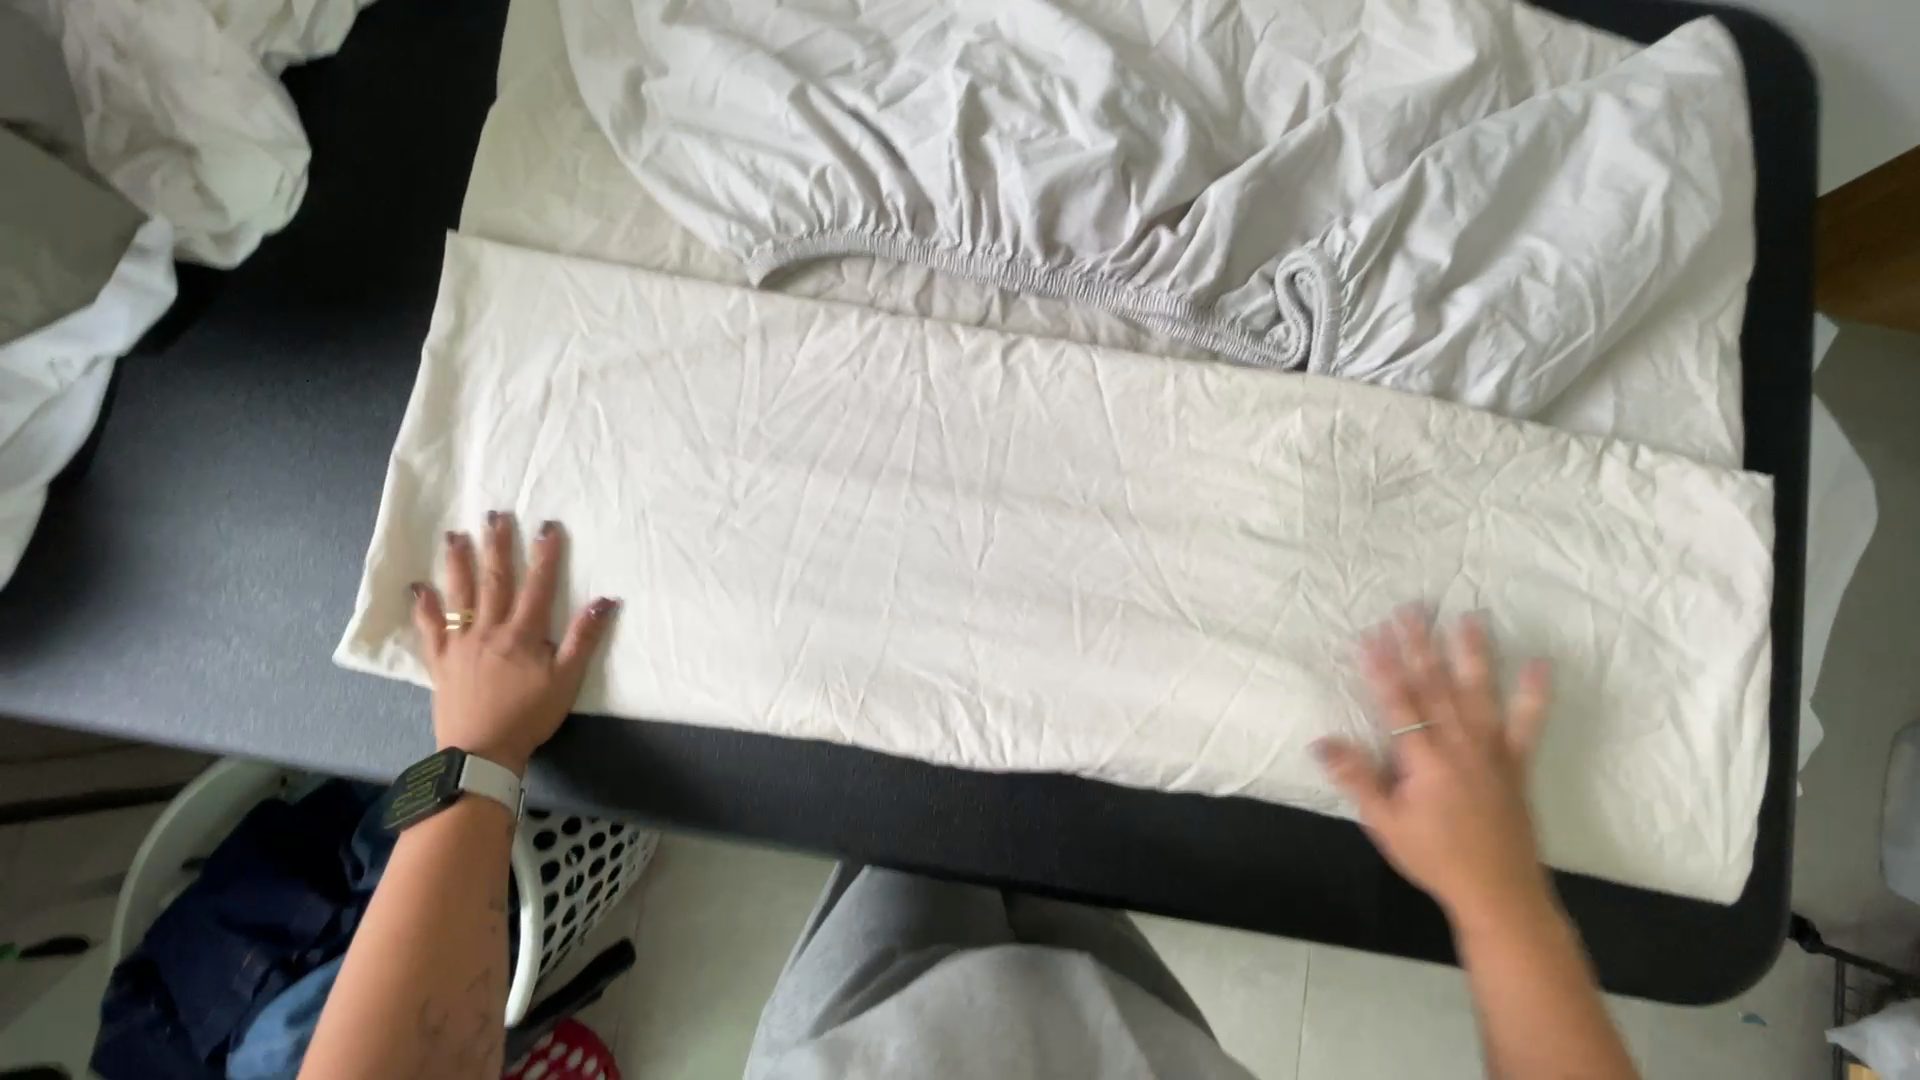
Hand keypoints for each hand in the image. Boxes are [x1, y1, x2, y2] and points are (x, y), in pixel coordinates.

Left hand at [408, 513, 617, 774]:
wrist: (481, 751)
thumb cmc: (530, 715)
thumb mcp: (568, 679)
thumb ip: (584, 638)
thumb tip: (605, 601)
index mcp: (524, 633)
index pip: (538, 585)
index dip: (545, 555)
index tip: (548, 526)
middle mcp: (490, 630)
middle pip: (495, 580)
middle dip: (498, 546)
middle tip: (494, 515)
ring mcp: (461, 644)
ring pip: (460, 595)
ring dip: (458, 563)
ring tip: (455, 536)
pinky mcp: (440, 661)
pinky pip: (430, 628)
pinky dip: (424, 607)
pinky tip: (419, 588)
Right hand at [1315, 609, 1554, 926]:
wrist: (1500, 894)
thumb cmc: (1434, 856)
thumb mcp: (1383, 822)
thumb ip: (1356, 779)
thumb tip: (1321, 741)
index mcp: (1424, 759)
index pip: (1398, 701)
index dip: (1383, 665)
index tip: (1371, 632)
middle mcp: (1459, 745)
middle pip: (1436, 685)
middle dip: (1420, 644)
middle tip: (1411, 607)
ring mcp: (1492, 751)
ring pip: (1478, 692)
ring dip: (1471, 653)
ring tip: (1468, 616)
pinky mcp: (1515, 763)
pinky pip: (1527, 724)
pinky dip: (1533, 695)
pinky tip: (1540, 666)